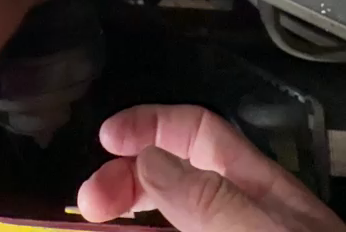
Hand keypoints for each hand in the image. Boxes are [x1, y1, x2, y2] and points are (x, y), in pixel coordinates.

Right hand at [76, 105, 345, 231]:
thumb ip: (209, 199)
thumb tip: (146, 157)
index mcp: (258, 190)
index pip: (197, 132)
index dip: (149, 124)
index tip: (105, 139)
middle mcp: (240, 218)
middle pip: (171, 180)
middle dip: (125, 181)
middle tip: (87, 205)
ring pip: (168, 225)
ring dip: (130, 222)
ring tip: (91, 229)